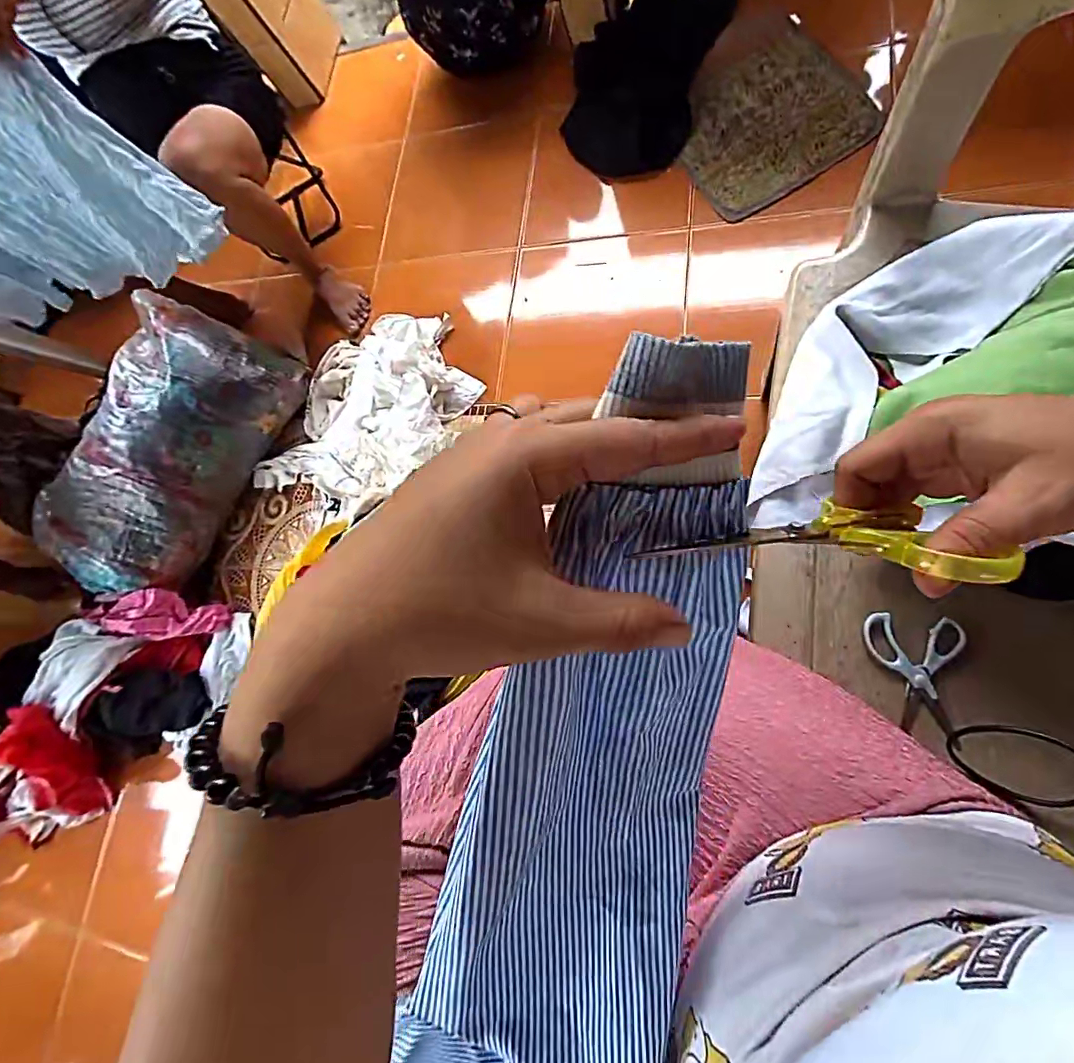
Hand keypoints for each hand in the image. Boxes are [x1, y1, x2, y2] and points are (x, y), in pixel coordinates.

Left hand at [224, 398, 744, 782]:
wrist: (337, 632)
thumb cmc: (439, 616)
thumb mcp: (542, 622)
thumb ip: (621, 621)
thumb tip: (685, 627)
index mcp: (524, 457)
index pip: (625, 438)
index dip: (686, 435)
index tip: (735, 424)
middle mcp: (500, 438)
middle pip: (594, 418)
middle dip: (653, 426)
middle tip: (703, 438)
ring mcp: (473, 452)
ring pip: (560, 428)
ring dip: (610, 438)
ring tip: (653, 457)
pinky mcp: (458, 476)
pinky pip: (532, 447)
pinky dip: (574, 457)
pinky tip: (582, 484)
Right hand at [835, 395, 1073, 596]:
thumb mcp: (1022, 509)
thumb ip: (964, 544)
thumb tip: (922, 582)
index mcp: (935, 428)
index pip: (861, 462)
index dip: (848, 503)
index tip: (855, 546)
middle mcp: (934, 431)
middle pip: (873, 472)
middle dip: (866, 514)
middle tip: (880, 557)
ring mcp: (951, 445)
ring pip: (895, 481)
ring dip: (888, 516)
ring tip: (899, 553)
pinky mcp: (969, 461)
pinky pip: (922, 487)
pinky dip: (913, 513)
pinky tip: (924, 538)